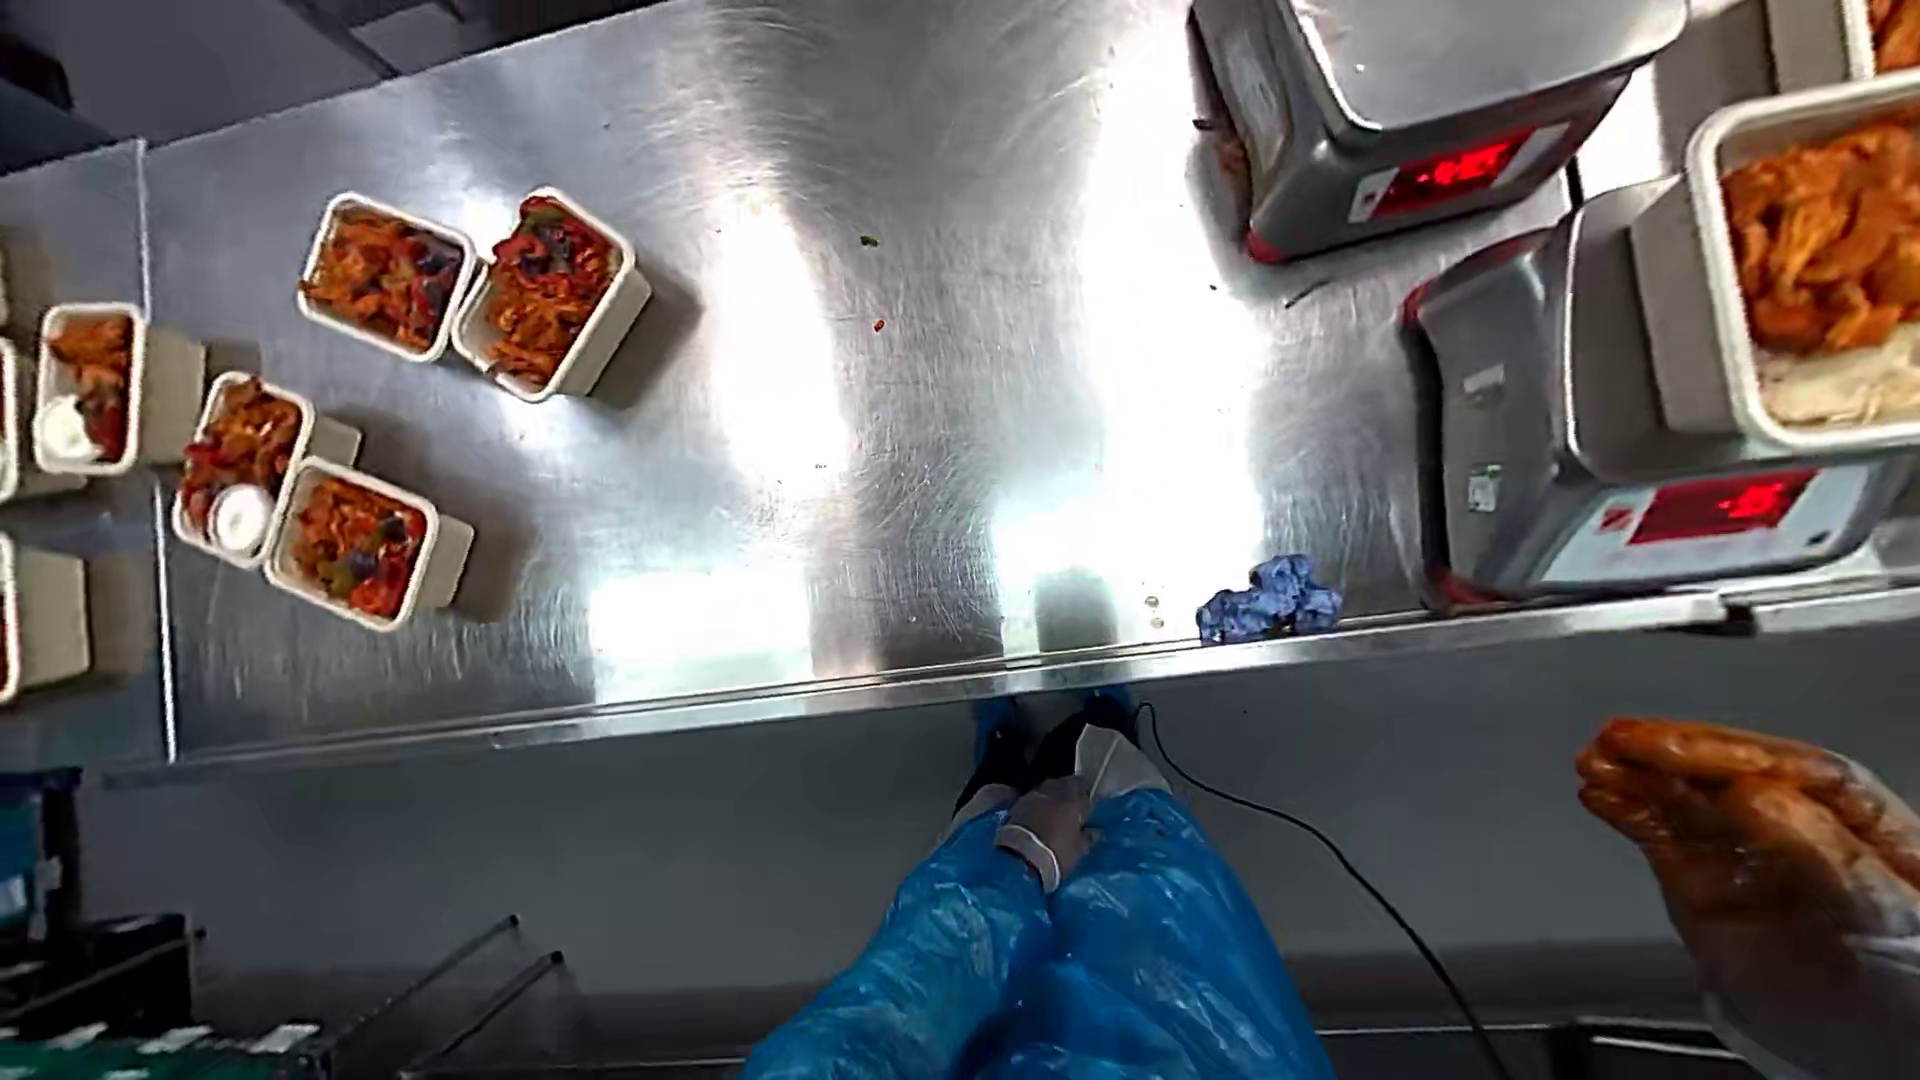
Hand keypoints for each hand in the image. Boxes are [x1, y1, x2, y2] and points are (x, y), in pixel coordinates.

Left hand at [997, 777, 1092, 892]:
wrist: (1022, 856)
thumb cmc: (1057, 854)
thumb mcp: (1079, 850)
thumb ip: (1088, 838)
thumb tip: (1096, 831)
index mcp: (1074, 802)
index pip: (1085, 792)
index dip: (1088, 798)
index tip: (1089, 804)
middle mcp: (1056, 792)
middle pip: (1066, 782)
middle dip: (1072, 787)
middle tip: (1074, 799)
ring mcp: (1037, 794)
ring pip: (1049, 784)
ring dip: (1054, 790)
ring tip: (1056, 801)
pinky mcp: (1021, 801)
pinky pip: (1034, 793)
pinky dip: (1039, 797)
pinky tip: (1039, 806)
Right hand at [1578, 718, 1919, 1075]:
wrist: (1858, 1055)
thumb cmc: (1909, 997)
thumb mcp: (1887, 921)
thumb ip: (1828, 857)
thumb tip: (1757, 792)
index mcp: (1870, 834)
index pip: (1799, 770)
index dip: (1729, 750)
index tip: (1670, 747)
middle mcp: (1801, 832)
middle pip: (1727, 773)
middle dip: (1665, 751)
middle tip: (1617, 738)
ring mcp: (1743, 850)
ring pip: (1678, 794)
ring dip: (1629, 772)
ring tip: (1593, 763)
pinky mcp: (1695, 870)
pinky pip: (1652, 827)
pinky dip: (1619, 806)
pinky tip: (1598, 795)